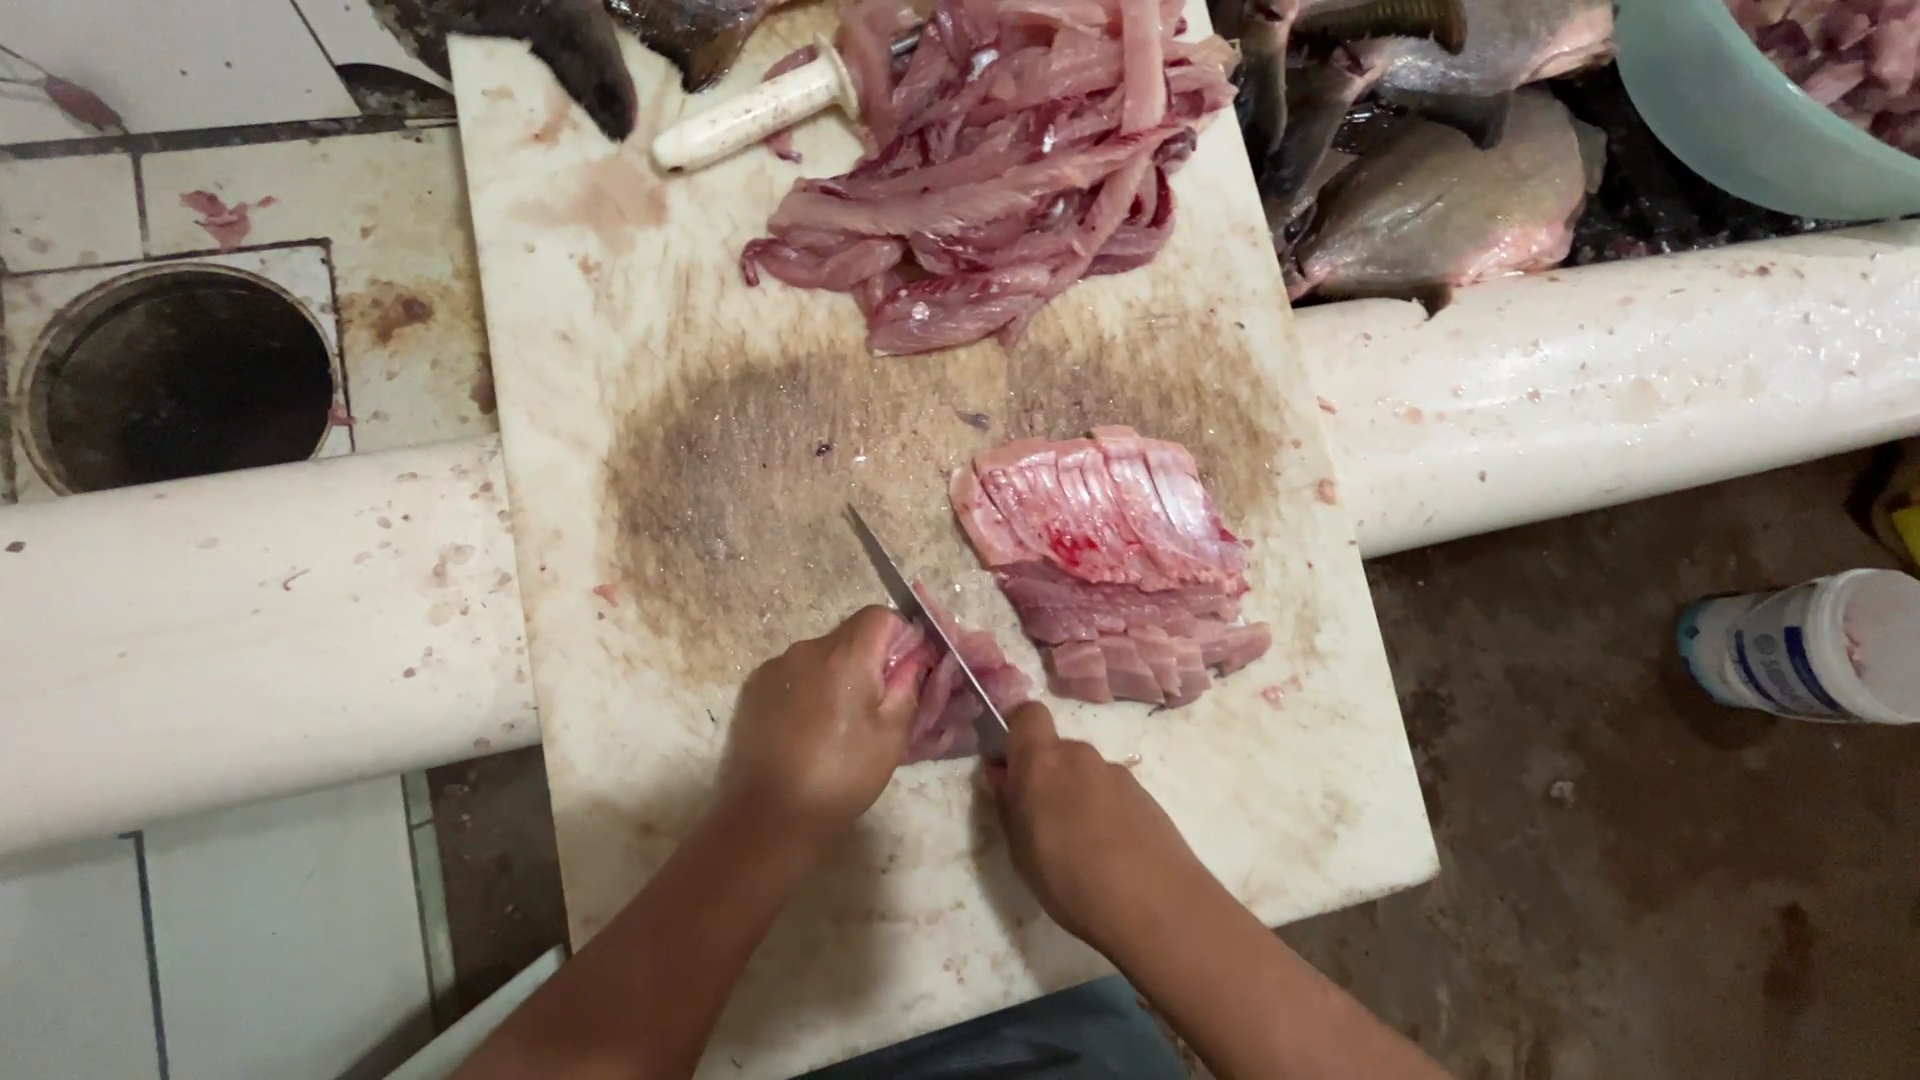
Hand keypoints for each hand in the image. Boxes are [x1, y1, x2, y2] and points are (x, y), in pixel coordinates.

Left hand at [719, 606, 928, 851]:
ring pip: (822, 656)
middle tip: (879, 703)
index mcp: (845, 655)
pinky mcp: (754, 689)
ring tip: (840, 722)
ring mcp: (775, 667)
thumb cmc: (842, 775)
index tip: (908, 669)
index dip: (901, 635)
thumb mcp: (892, 734)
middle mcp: (807, 649)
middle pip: (849, 634)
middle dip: (871, 658)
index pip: (880, 615)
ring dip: (838, 674)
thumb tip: (916, 657)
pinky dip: (810, 688)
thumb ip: (908, 684)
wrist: (770, 816)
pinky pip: (795, 674)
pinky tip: (809, 728)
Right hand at [986, 702, 1215, 953]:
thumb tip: (1000, 774)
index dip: (1017, 731)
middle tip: (1042, 821)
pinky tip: (1109, 853)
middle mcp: (1080, 756)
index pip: (1027, 714)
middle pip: (1056, 749)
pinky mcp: (1144, 794)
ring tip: (1080, 846)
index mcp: (1042, 762)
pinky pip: (1110, 792)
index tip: (1010, 766)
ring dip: (1076, 796)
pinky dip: (1103, 811)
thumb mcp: (1020, 851)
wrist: (1157, 905)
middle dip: (1046, 775)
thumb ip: (1008, 804)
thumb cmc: (1071, 880)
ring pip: (1084, 773)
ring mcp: (1116, 773)